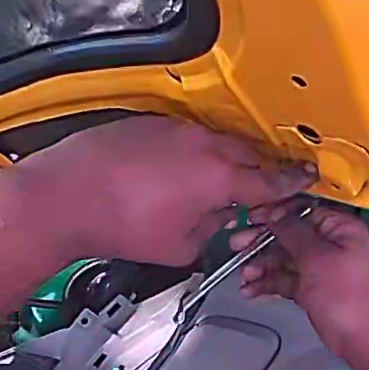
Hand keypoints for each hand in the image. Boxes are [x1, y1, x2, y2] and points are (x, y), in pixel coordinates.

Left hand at [10, 116, 314, 265]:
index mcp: (217, 178)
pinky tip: (179, 170)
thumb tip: (216, 218)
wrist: (64, 197)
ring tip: (215, 181)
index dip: (291, 183)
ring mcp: (176, 129)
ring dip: (227, 160)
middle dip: (260, 171)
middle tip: (262, 186)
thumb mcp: (180, 247)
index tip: (304, 179)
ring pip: (219, 141)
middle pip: (249, 155)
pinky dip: (195, 151)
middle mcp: (201, 145)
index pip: (269, 181)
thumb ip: (212, 229)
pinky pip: (189, 134)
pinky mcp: (152, 123)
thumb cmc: (115, 223)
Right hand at [233, 202, 368, 362]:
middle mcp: (329, 243)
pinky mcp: (309, 288)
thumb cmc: (345, 294)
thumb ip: (293, 232)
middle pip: (289, 235)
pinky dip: (267, 283)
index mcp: (339, 227)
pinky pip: (284, 279)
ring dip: (261, 266)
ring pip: (283, 259)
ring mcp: (318, 267)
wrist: (360, 338)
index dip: (275, 212)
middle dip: (261, 242)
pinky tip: (249, 290)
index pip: (302, 210)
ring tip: (243, 276)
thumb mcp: (317, 257)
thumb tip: (276, 213)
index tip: (250, 215)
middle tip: (236, 245)